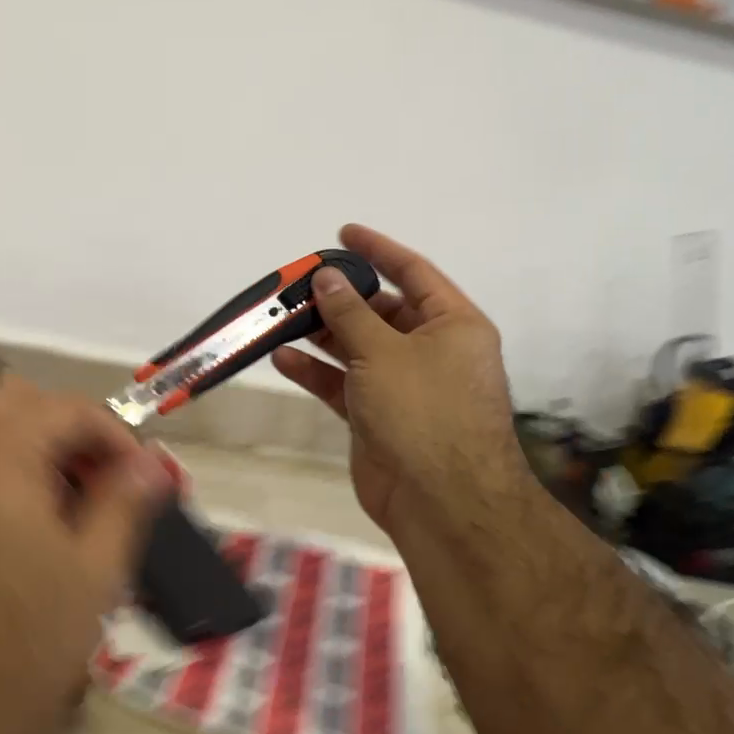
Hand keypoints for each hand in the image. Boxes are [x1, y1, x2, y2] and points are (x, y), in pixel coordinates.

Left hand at [0, 378, 171, 733]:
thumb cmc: (17, 643)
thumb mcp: (92, 574)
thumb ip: (124, 503)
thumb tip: (151, 463)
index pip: (69, 408)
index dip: (117, 437)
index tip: (146, 481)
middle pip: (20, 400)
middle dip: (69, 430)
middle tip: (104, 482)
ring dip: (32, 443)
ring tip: (68, 501)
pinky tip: (23, 520)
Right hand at [272, 224, 526, 530]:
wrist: (441, 500)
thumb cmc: (423, 411)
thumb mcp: (384, 350)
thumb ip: (349, 311)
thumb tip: (326, 277)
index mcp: (452, 325)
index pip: (414, 272)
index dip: (378, 250)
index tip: (343, 233)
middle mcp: (431, 350)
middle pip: (380, 310)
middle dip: (339, 296)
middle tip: (297, 284)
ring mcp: (403, 385)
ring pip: (356, 346)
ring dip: (321, 332)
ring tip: (281, 316)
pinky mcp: (377, 415)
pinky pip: (342, 382)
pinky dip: (315, 370)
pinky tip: (282, 357)